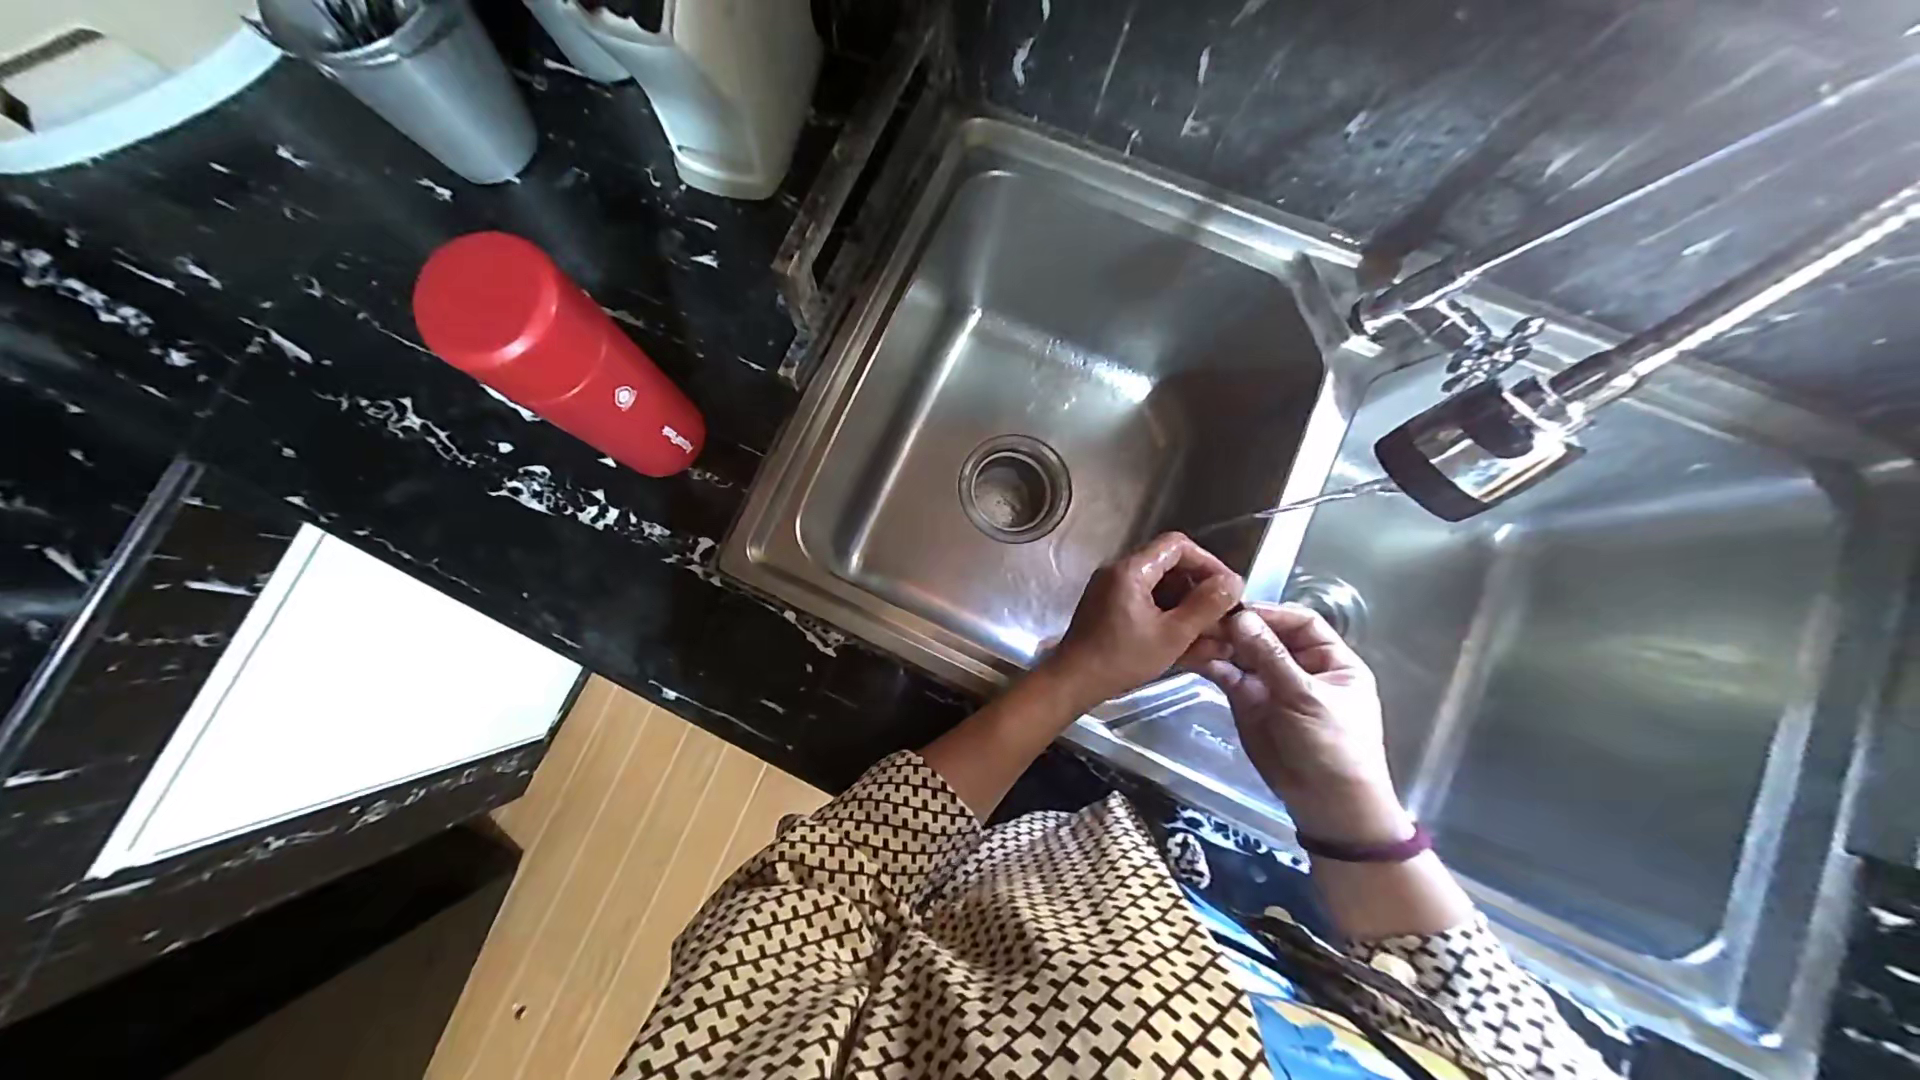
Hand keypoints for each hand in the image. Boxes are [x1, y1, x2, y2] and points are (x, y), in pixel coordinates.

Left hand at [1040, 532, 1242, 713]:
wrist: (1073, 681)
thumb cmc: (1122, 658)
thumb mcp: (1172, 634)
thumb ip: (1206, 606)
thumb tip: (1233, 582)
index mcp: (1130, 569)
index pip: (1177, 546)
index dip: (1208, 562)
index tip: (1227, 588)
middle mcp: (1118, 572)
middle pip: (1169, 566)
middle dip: (1199, 589)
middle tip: (1221, 615)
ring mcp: (1111, 590)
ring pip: (1159, 588)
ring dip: (1186, 607)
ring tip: (1210, 635)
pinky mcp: (1108, 608)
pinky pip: (1145, 602)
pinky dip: (1167, 617)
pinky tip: (1187, 642)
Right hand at [1181, 603, 1410, 845]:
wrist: (1326, 805)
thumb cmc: (1333, 746)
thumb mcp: (1306, 696)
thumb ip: (1270, 656)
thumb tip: (1240, 617)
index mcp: (1330, 660)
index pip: (1300, 622)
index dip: (1270, 612)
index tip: (1238, 609)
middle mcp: (1298, 665)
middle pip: (1264, 634)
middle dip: (1238, 627)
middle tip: (1207, 620)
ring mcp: (1270, 683)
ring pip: (1241, 652)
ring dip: (1220, 643)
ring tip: (1196, 635)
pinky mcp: (1246, 700)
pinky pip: (1226, 674)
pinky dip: (1211, 663)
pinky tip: (1194, 656)